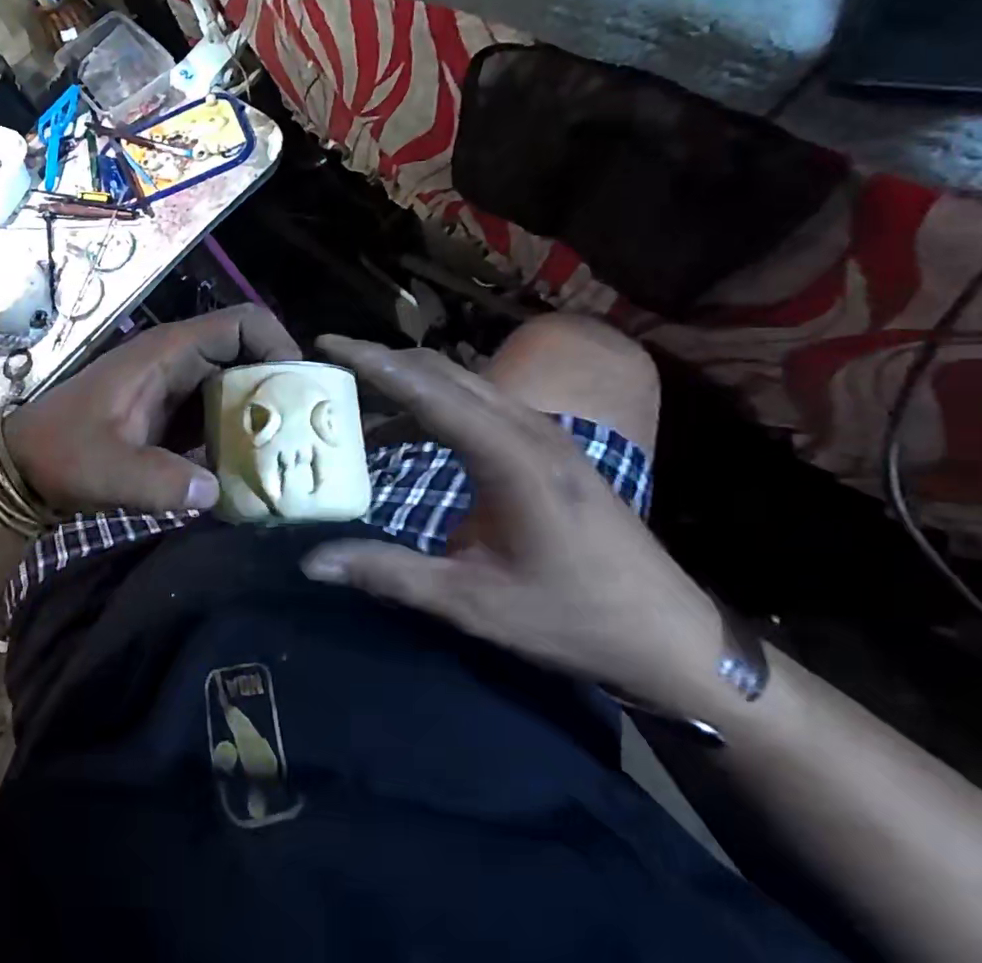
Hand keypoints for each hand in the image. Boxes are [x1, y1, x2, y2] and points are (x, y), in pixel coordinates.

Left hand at [5, 305, 301, 512]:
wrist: (22, 467)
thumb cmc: (59, 454)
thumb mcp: (108, 470)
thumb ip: (161, 481)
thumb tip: (217, 492)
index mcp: (165, 354)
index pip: (242, 323)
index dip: (280, 345)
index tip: (304, 391)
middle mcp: (175, 362)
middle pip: (247, 355)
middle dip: (281, 388)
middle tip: (309, 434)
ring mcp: (172, 389)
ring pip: (235, 387)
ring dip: (263, 416)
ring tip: (291, 455)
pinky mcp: (167, 416)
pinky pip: (217, 414)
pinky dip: (238, 435)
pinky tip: (253, 469)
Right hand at [300, 336, 729, 717]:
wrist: (671, 637)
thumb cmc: (572, 618)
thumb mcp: (471, 603)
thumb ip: (389, 574)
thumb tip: (310, 563)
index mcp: (513, 460)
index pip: (430, 392)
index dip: (373, 363)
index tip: (325, 344)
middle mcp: (532, 432)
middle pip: (446, 371)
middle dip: (383, 360)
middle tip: (326, 365)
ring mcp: (547, 436)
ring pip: (465, 382)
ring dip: (407, 379)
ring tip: (353, 395)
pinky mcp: (550, 450)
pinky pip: (479, 403)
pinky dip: (432, 402)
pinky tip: (405, 428)